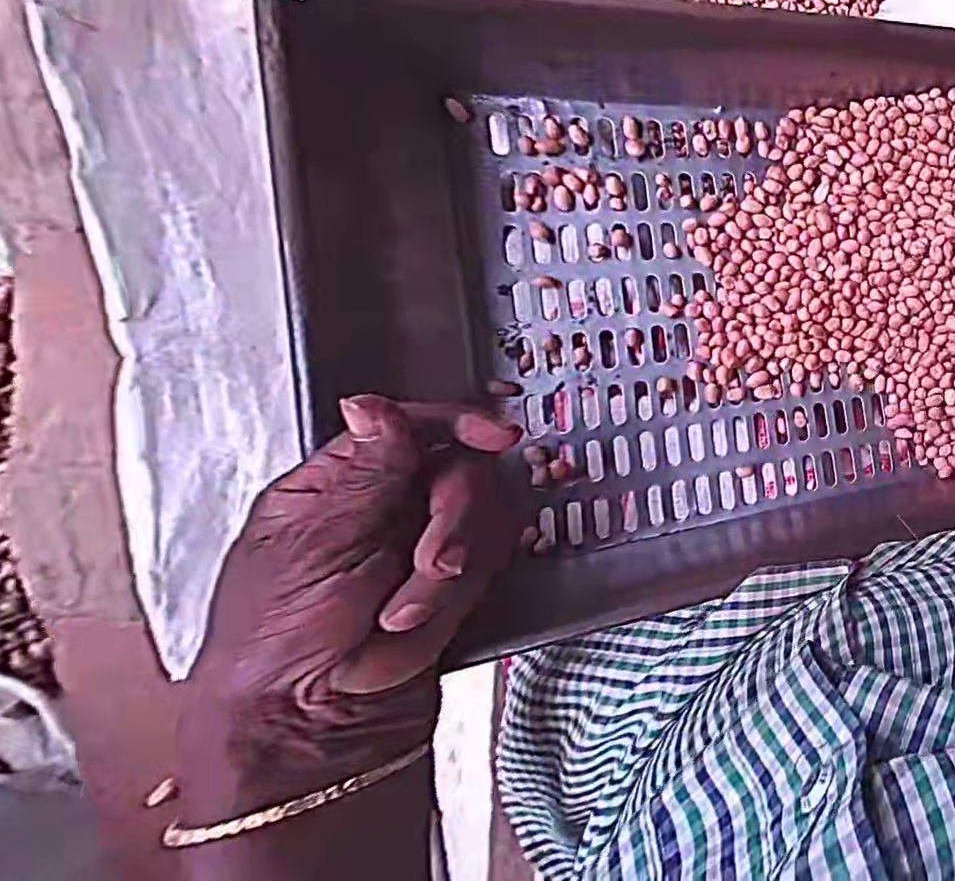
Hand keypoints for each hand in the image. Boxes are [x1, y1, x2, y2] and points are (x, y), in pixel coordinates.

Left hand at [178, 396, 521, 822]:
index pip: (414, 427)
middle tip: (432, 564)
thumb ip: (362, 474)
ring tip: (405, 614)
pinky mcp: (465, 567)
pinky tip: (424, 618)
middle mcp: (392, 502)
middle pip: (464, 470)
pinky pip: (496, 552)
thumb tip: (372, 404)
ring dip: (454, 566)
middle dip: (453, 520)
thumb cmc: (282, 640)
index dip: (460, 424)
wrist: (317, 723)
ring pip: (486, 513)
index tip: (498, 437)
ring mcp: (430, 535)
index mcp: (338, 485)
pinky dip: (465, 588)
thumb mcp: (314, 549)